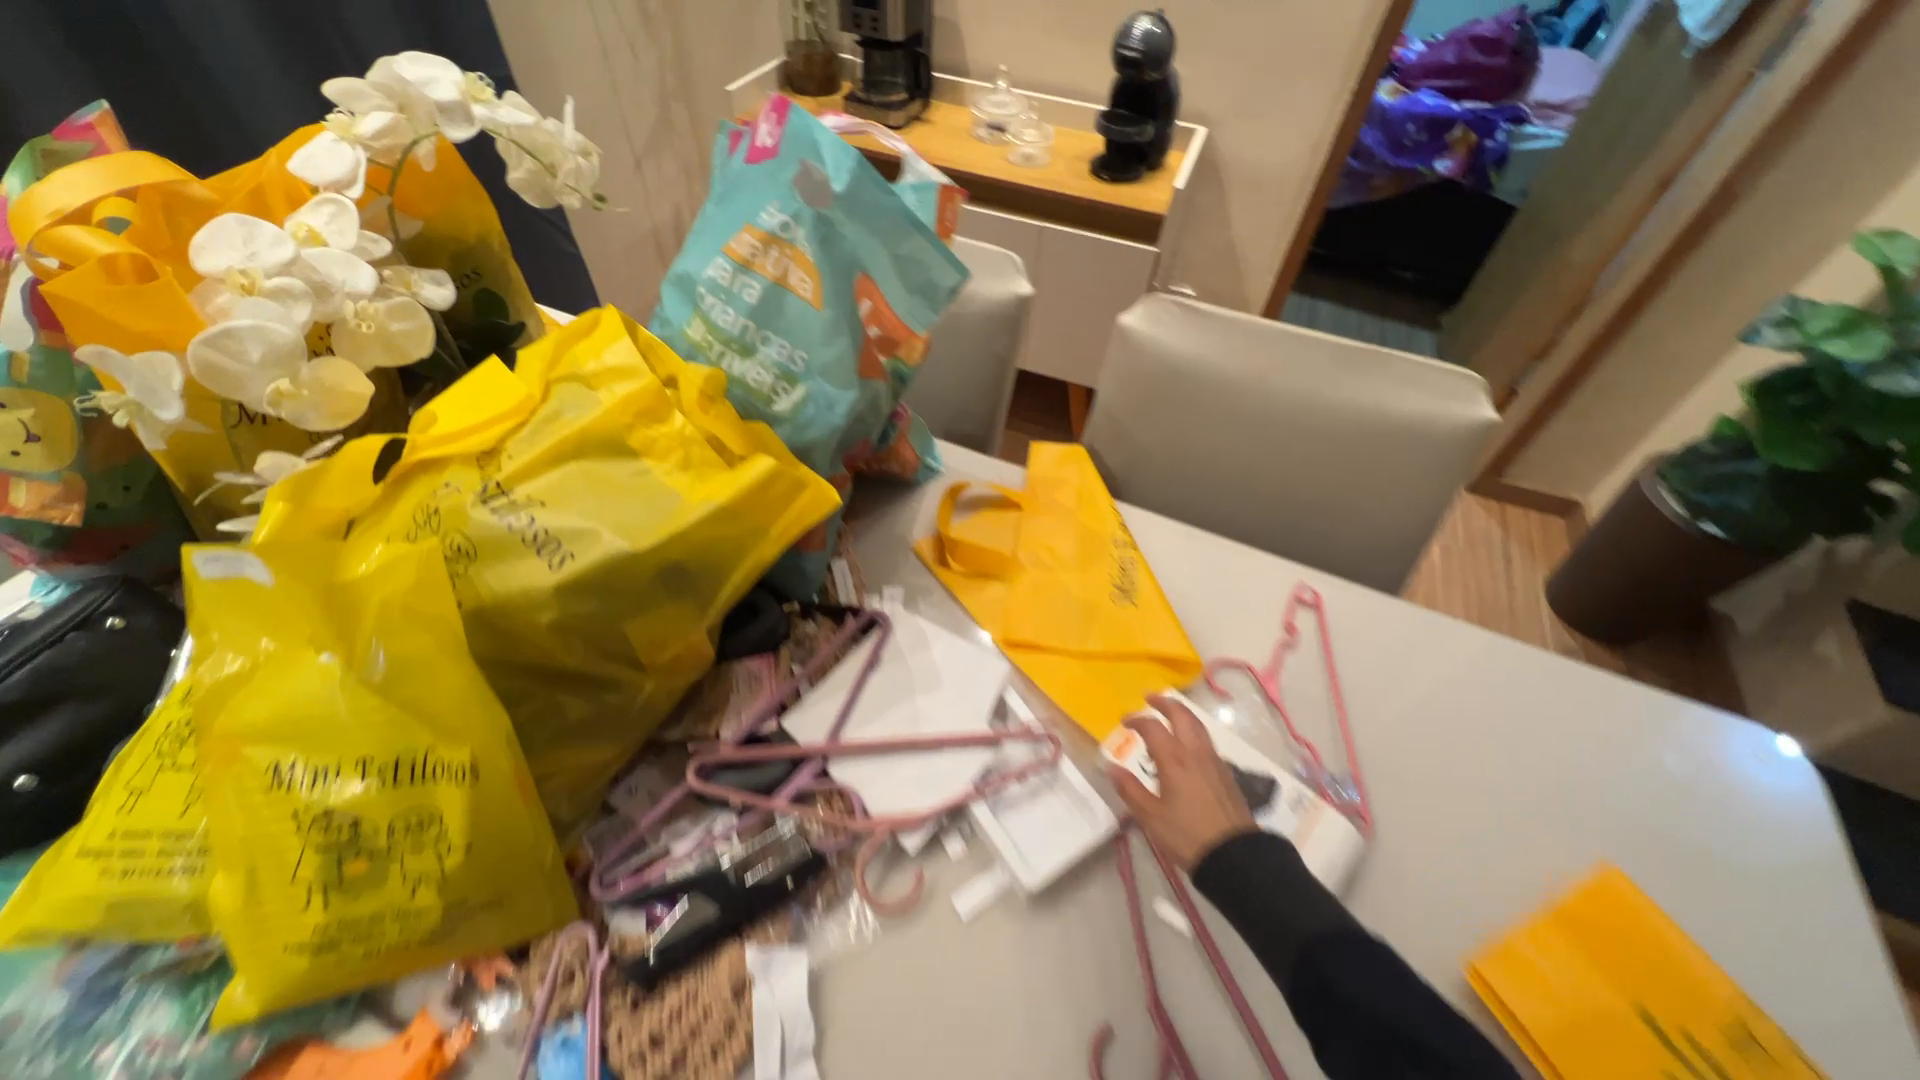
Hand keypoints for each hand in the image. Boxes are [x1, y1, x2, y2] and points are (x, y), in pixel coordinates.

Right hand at [1106, 693, 1256, 871]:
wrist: (1234, 855)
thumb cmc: (1186, 835)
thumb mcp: (1150, 816)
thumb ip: (1130, 790)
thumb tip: (1111, 768)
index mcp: (1174, 760)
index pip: (1153, 727)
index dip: (1137, 720)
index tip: (1125, 720)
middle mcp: (1195, 753)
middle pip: (1182, 715)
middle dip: (1165, 703)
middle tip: (1150, 698)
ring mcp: (1214, 761)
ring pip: (1198, 726)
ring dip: (1182, 714)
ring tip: (1170, 715)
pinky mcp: (1226, 773)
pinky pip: (1207, 741)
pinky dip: (1193, 731)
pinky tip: (1188, 745)